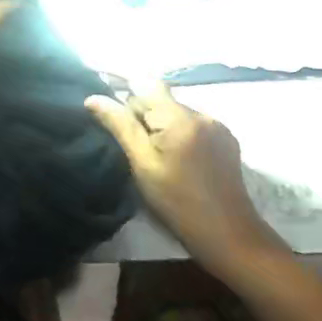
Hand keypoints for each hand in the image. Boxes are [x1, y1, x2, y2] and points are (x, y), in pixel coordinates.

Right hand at [85, 84, 286, 275]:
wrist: (228, 234)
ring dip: (161, 126)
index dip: (126, 95)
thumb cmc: (177, 202)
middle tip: (135, 148)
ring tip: (156, 157)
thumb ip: (120, 126)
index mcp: (180, 118)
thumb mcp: (142, 164)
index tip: (114, 114)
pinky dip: (179, 135)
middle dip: (143, 116)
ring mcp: (218, 127)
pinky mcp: (227, 140)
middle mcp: (202, 114)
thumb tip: (93, 98)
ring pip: (176, 113)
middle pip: (162, 100)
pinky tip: (178, 161)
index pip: (146, 86)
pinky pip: (193, 125)